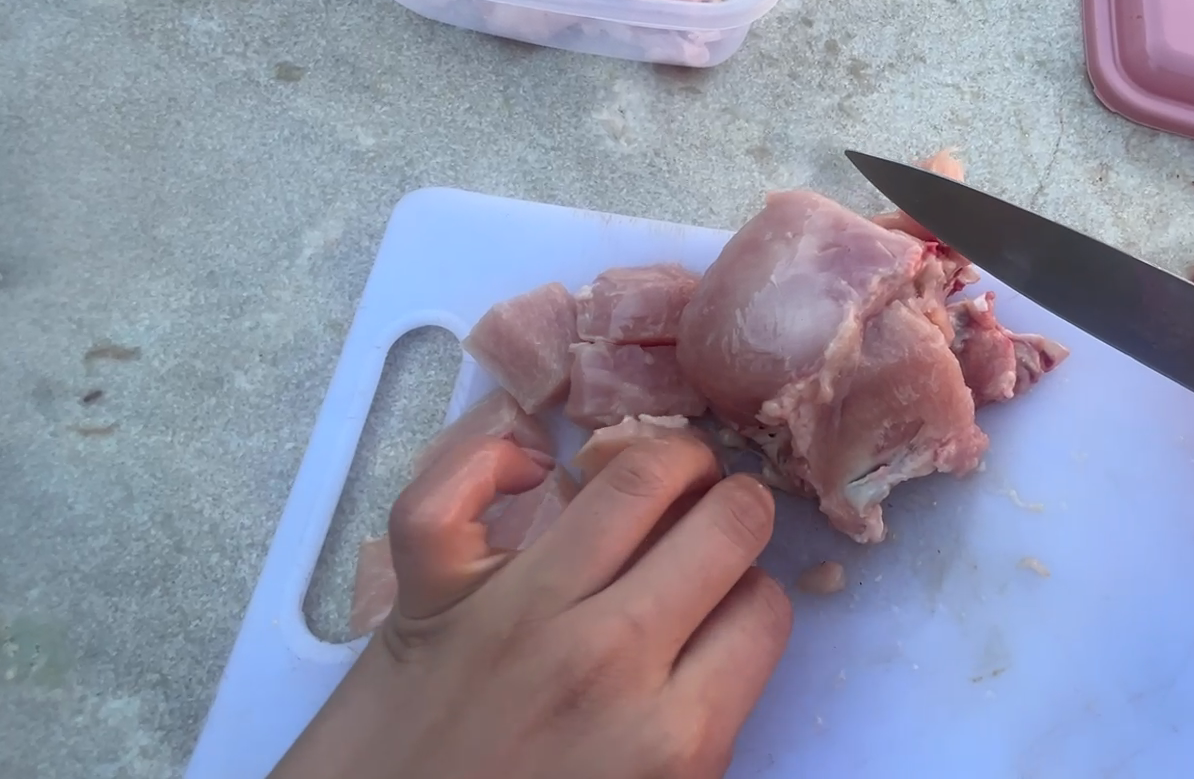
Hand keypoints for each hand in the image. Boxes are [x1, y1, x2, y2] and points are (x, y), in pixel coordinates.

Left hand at [272, 432, 792, 778]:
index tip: (731, 597)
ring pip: (635, 477)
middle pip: (729, 520)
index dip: (756, 594)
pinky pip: (454, 491)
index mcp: (673, 736)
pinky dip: (490, 459)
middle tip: (721, 514)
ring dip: (673, 457)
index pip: (765, 605)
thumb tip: (725, 615)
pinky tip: (531, 468)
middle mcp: (605, 658)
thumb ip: (707, 721)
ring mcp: (513, 613)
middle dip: (743, 505)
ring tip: (670, 471)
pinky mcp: (428, 596)